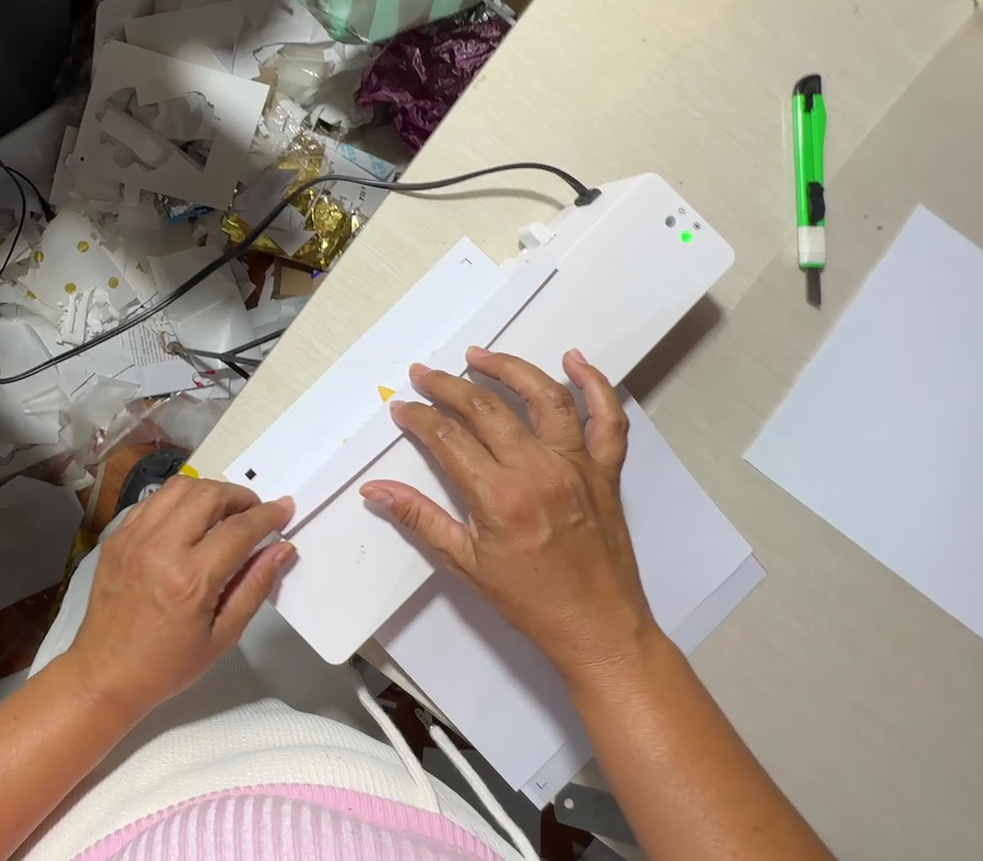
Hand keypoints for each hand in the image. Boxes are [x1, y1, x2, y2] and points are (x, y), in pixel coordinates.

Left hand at [63, 478, 294, 716]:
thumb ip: (254, 586)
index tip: (284, 509)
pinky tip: (188, 519)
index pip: (239, 529)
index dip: (267, 515)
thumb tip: (282, 549)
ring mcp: (133, 537)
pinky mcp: (116, 536)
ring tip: (224, 511)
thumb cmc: (168, 663)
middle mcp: (160, 547)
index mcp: (191, 578)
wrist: (105, 672)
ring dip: (208, 491)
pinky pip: (153, 500)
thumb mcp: (222, 636)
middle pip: (208, 495)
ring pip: (179, 488)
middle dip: (239, 496)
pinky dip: (177, 500)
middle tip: (253, 512)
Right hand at [361, 347, 658, 682]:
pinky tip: (574, 360)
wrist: (599, 629)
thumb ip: (418, 516)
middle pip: (486, 408)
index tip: (401, 409)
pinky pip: (608, 419)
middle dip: (447, 385)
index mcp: (499, 496)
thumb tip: (374, 489)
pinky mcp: (606, 471)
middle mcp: (539, 471)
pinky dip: (595, 385)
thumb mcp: (463, 562)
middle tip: (423, 373)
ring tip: (478, 354)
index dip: (419, 417)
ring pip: (544, 398)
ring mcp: (577, 466)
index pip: (447, 437)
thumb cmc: (528, 599)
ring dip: (508, 368)